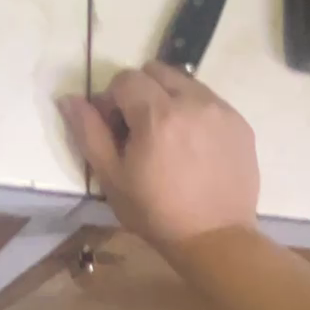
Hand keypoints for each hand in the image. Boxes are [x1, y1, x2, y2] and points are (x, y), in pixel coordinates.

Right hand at [59, 62, 259, 248]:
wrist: (214, 238)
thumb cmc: (154, 211)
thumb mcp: (111, 176)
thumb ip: (88, 131)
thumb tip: (69, 98)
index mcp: (157, 114)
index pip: (125, 79)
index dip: (111, 100)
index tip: (114, 129)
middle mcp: (193, 102)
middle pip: (156, 71)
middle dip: (140, 92)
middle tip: (138, 129)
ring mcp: (221, 110)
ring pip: (184, 82)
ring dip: (167, 98)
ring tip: (166, 137)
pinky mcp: (240, 123)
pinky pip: (209, 100)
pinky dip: (193, 112)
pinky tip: (191, 146)